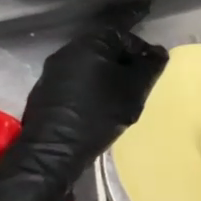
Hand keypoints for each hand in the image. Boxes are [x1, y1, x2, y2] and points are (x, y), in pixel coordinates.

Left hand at [0, 19, 168, 200]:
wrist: (43, 164)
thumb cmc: (88, 126)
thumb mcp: (127, 98)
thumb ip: (145, 71)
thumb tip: (157, 55)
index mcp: (85, 49)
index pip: (121, 36)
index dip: (141, 50)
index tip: (155, 68)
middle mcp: (65, 57)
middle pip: (104, 51)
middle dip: (126, 64)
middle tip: (145, 86)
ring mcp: (53, 80)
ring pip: (91, 70)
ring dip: (110, 81)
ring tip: (129, 102)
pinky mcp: (47, 102)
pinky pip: (79, 87)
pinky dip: (95, 95)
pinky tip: (105, 115)